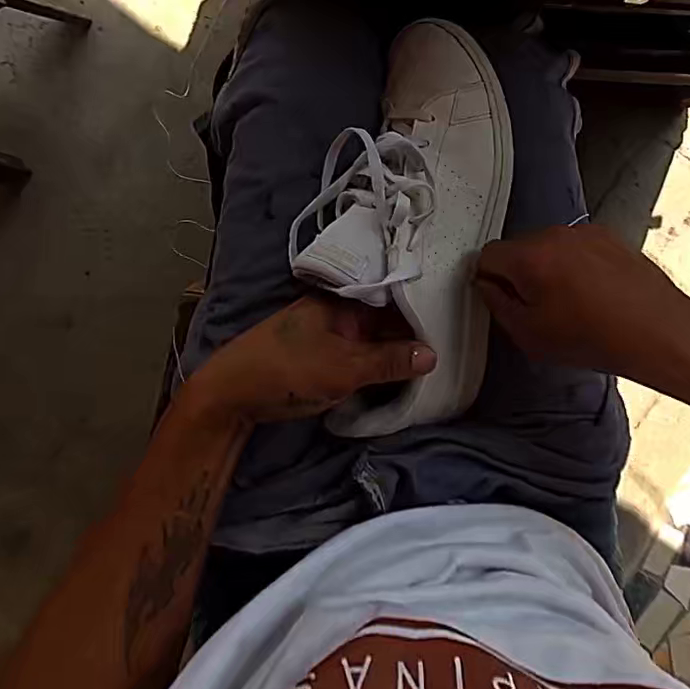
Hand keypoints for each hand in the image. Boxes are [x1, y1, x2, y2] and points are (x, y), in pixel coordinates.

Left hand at [184, 295, 436, 424]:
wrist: (232, 392)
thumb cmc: (286, 370)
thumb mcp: (343, 367)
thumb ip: (388, 360)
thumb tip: (432, 354)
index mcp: (340, 300)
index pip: (390, 295)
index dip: (420, 305)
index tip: (454, 314)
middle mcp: (338, 311)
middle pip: (385, 316)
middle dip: (414, 329)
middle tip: (456, 339)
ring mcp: (331, 333)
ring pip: (375, 336)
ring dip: (399, 348)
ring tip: (440, 353)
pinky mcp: (326, 354)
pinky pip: (363, 352)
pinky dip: (382, 361)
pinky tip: (406, 369)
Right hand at [475, 223, 689, 377]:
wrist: (661, 335)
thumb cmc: (597, 339)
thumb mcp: (530, 335)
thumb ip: (497, 304)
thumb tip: (488, 286)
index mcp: (529, 257)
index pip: (487, 255)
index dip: (489, 279)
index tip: (502, 298)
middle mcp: (554, 235)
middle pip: (517, 248)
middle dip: (520, 273)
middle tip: (538, 307)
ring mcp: (584, 233)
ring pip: (547, 247)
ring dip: (548, 268)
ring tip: (571, 303)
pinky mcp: (609, 237)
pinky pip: (575, 247)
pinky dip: (576, 264)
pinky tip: (592, 293)